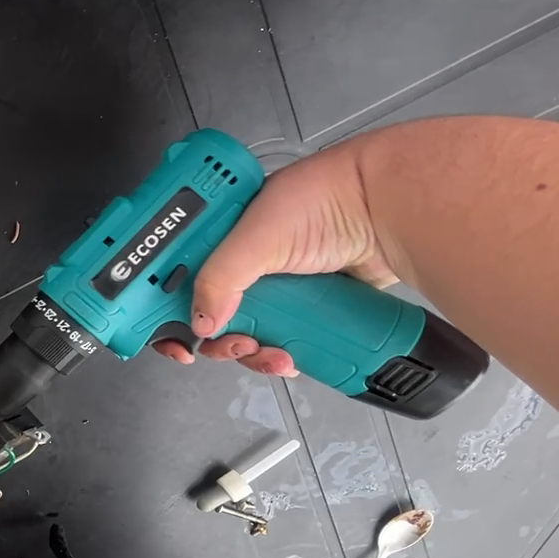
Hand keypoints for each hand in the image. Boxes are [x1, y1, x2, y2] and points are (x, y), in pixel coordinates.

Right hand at [151, 137, 403, 376]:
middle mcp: (239, 264)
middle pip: (204, 317)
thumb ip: (219, 280)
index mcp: (217, 238)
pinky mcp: (302, 307)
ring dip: (249, 355)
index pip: (173, 280)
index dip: (163, 311)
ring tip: (270, 356)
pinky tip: (289, 358)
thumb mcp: (256, 238)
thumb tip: (200, 326)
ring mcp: (271, 288)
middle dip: (213, 341)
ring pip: (240, 335)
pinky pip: (276, 341)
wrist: (395, 208)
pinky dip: (277, 356)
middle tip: (229, 347)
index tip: (166, 337)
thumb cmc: (325, 200)